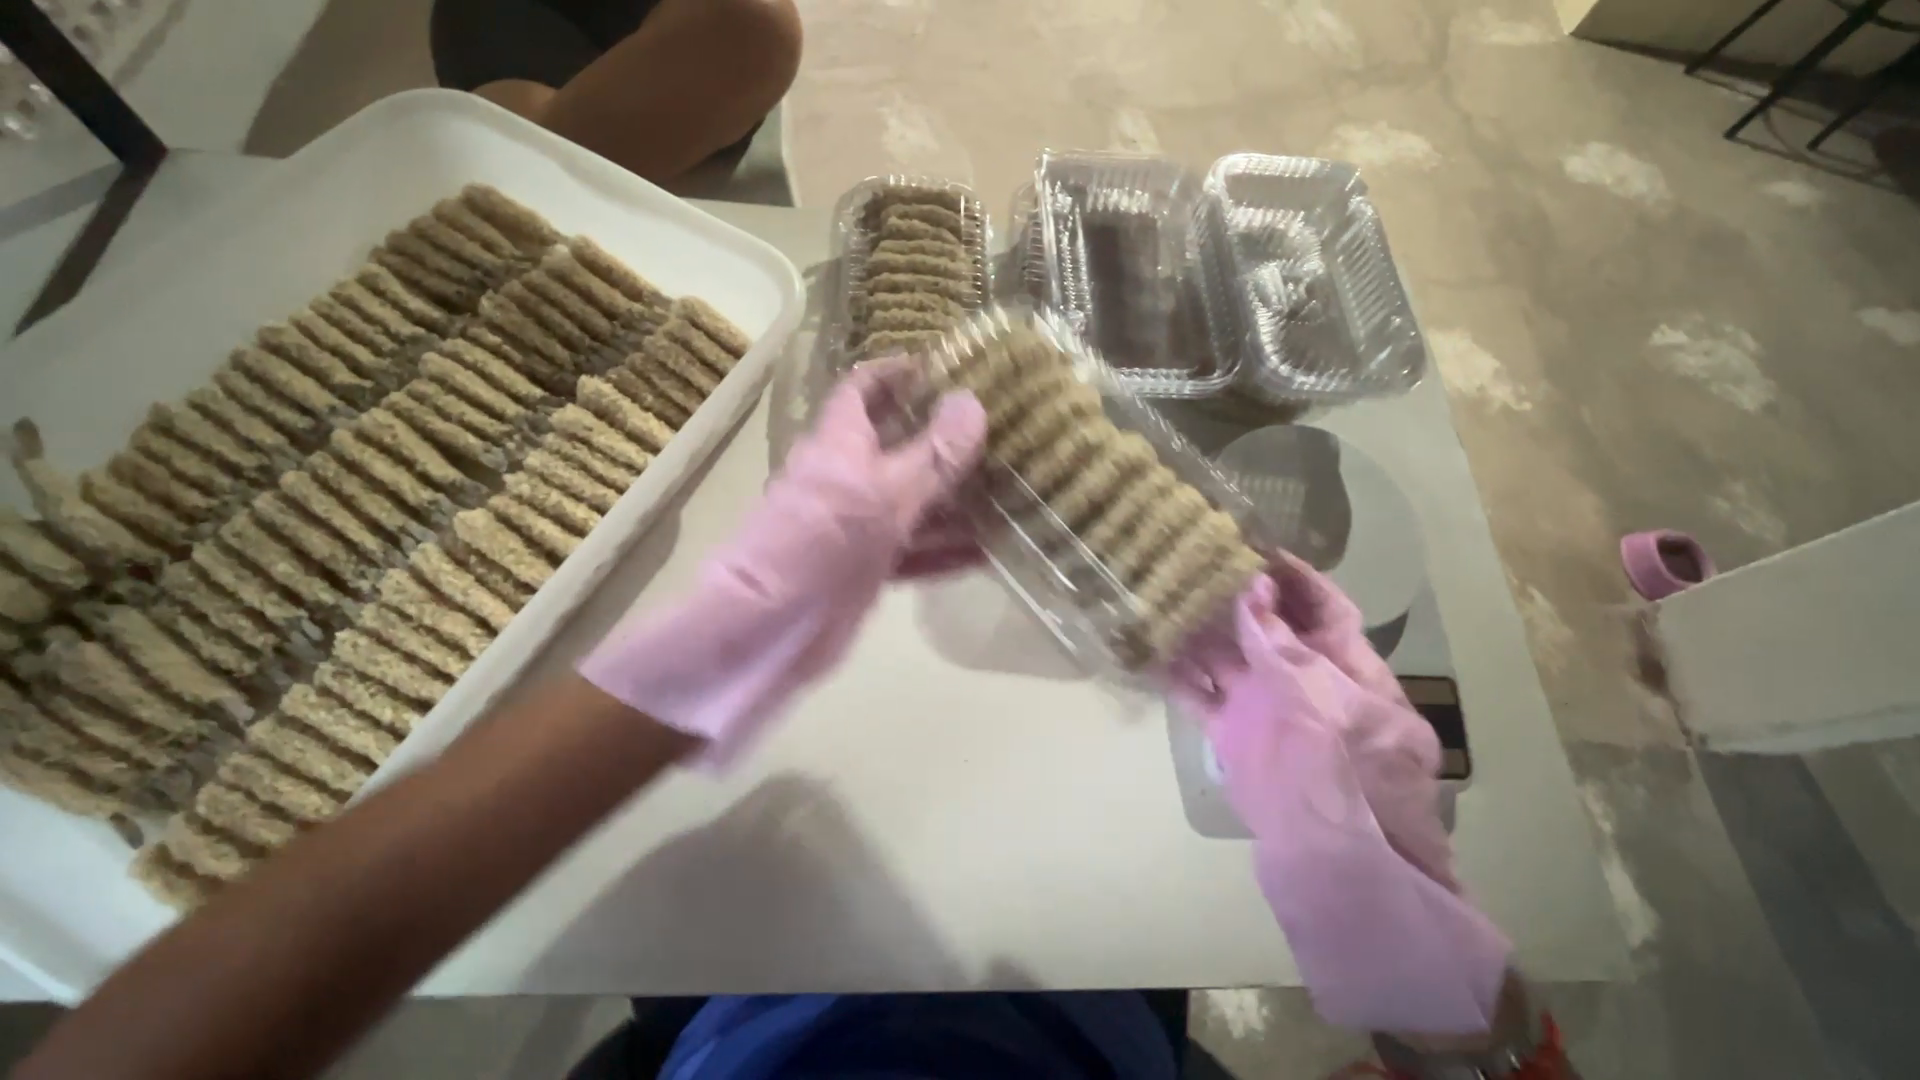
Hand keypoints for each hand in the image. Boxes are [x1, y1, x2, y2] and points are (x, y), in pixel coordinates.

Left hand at [579, 362, 986, 764]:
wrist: (772, 628)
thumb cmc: (823, 544)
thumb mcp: (885, 492)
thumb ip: (932, 454)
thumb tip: (971, 401)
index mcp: (839, 444)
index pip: (863, 390)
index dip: (897, 373)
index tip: (941, 366)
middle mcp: (845, 479)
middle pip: (895, 446)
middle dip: (941, 438)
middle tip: (997, 431)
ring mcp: (854, 527)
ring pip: (910, 502)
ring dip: (952, 499)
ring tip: (1007, 491)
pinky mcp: (863, 569)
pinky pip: (911, 551)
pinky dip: (943, 550)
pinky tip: (987, 553)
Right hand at [1173, 561, 1510, 1034]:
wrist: (1335, 863)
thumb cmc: (1342, 768)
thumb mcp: (1315, 692)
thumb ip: (1278, 640)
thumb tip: (1252, 586)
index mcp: (1348, 669)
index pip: (1323, 607)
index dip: (1292, 576)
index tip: (1253, 545)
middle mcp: (1308, 686)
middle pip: (1269, 630)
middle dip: (1235, 597)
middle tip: (1194, 561)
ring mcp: (1270, 714)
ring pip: (1229, 661)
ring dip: (1197, 631)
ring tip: (1160, 592)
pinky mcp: (1236, 741)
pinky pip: (1201, 699)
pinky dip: (1175, 676)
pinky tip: (1144, 650)